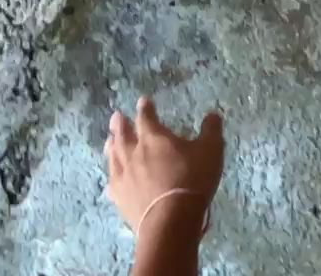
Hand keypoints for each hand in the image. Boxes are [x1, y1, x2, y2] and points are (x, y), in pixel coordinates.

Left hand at [104, 96, 225, 234]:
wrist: (170, 220)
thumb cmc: (191, 179)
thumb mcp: (211, 149)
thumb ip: (211, 130)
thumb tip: (212, 115)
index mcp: (154, 138)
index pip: (146, 117)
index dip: (145, 108)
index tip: (143, 100)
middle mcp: (134, 154)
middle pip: (123, 135)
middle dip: (120, 125)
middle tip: (115, 116)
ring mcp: (125, 177)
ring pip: (114, 157)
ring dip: (111, 146)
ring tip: (108, 140)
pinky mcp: (121, 199)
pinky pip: (113, 184)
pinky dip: (112, 177)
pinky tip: (111, 179)